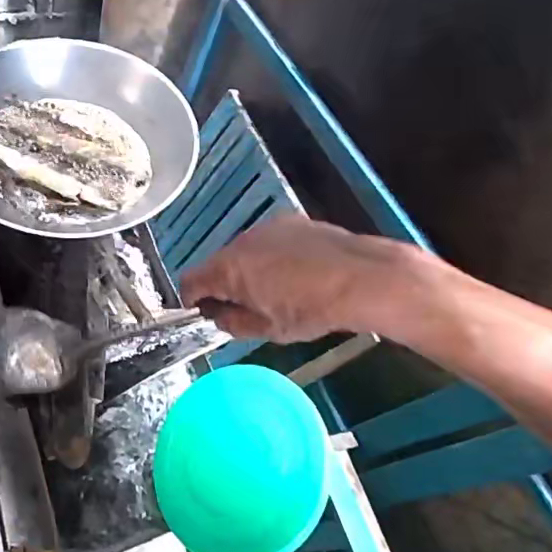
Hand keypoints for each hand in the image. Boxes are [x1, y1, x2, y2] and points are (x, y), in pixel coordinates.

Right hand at [180, 215, 432, 342]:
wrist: (361, 278)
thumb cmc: (310, 310)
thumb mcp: (267, 330)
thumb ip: (232, 323)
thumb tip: (217, 315)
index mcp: (228, 268)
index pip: (190, 280)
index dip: (192, 300)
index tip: (203, 313)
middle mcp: (241, 240)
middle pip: (218, 264)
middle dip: (224, 286)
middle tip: (245, 310)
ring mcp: (267, 227)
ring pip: (244, 251)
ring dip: (249, 270)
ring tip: (276, 292)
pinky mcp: (291, 221)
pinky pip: (269, 242)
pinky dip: (272, 257)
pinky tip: (296, 273)